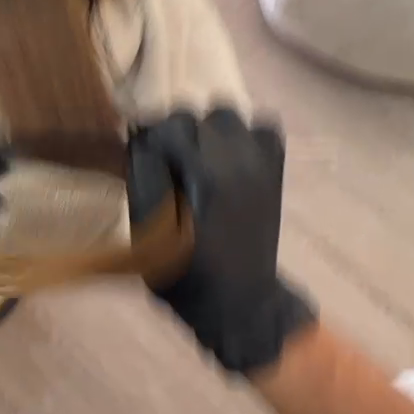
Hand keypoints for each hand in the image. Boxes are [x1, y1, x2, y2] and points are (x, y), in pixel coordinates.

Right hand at [128, 108, 313, 373]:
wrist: (236, 298)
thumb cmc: (181, 270)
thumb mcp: (146, 227)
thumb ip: (143, 176)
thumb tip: (141, 139)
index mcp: (202, 174)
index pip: (166, 126)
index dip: (146, 140)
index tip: (139, 157)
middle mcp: (236, 159)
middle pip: (194, 117)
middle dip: (174, 134)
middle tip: (165, 163)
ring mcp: (260, 162)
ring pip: (226, 115)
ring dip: (206, 131)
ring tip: (196, 158)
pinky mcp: (274, 169)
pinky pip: (261, 129)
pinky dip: (241, 136)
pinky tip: (227, 158)